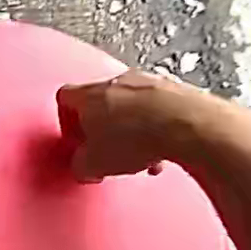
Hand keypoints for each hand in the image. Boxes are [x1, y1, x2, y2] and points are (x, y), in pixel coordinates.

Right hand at [56, 69, 250, 180]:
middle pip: (100, 102)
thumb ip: (80, 165)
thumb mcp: (93, 165)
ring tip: (137, 156)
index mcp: (88, 95)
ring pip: (131, 107)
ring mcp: (148, 82)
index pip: (65, 99)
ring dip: (131, 131)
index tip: (76, 141)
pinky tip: (161, 152)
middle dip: (103, 129)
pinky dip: (156, 130)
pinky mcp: (175, 90)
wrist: (186, 126)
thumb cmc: (137, 137)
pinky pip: (157, 109)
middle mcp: (117, 82)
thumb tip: (83, 167)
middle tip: (105, 152)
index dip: (67, 122)